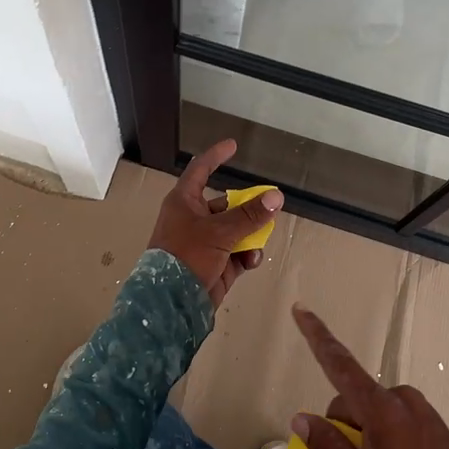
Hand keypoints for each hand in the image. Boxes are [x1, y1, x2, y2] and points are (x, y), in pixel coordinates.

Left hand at [147, 139, 283, 306]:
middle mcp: (193, 218)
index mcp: (185, 201)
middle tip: (268, 208)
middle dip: (247, 208)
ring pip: (235, 230)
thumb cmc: (188, 255)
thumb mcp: (220, 231)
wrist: (172, 303)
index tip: (233, 145)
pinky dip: (246, 256)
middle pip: (226, 204)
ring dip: (250, 236)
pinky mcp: (213, 265)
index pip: (201, 170)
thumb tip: (276, 196)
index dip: (216, 156)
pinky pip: (236, 253)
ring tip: (258, 244)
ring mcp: (203, 243)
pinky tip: (252, 261)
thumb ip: (250, 215)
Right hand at [290, 304, 448, 448]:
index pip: (340, 365)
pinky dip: (387, 440)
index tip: (300, 307)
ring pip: (377, 413)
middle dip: (344, 426)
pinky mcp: (440, 429)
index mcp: (383, 409)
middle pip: (355, 400)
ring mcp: (425, 413)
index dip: (317, 336)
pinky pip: (399, 423)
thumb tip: (302, 419)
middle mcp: (404, 400)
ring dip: (367, 436)